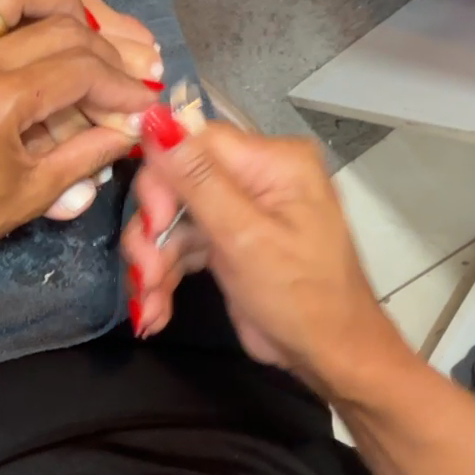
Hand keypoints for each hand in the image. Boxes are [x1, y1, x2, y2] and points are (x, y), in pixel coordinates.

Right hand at [126, 118, 413, 394]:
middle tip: (148, 276)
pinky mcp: (223, 242)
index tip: (153, 225)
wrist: (326, 352)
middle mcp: (253, 178)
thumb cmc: (299, 296)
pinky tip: (157, 311)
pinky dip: (162, 279)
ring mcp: (236, 212)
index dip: (160, 181)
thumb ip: (199, 181)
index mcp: (272, 163)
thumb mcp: (245, 238)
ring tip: (152, 304)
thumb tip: (156, 122)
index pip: (192, 144)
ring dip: (152, 265)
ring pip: (167, 222)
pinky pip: (177, 248)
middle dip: (151, 234)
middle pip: (173, 186)